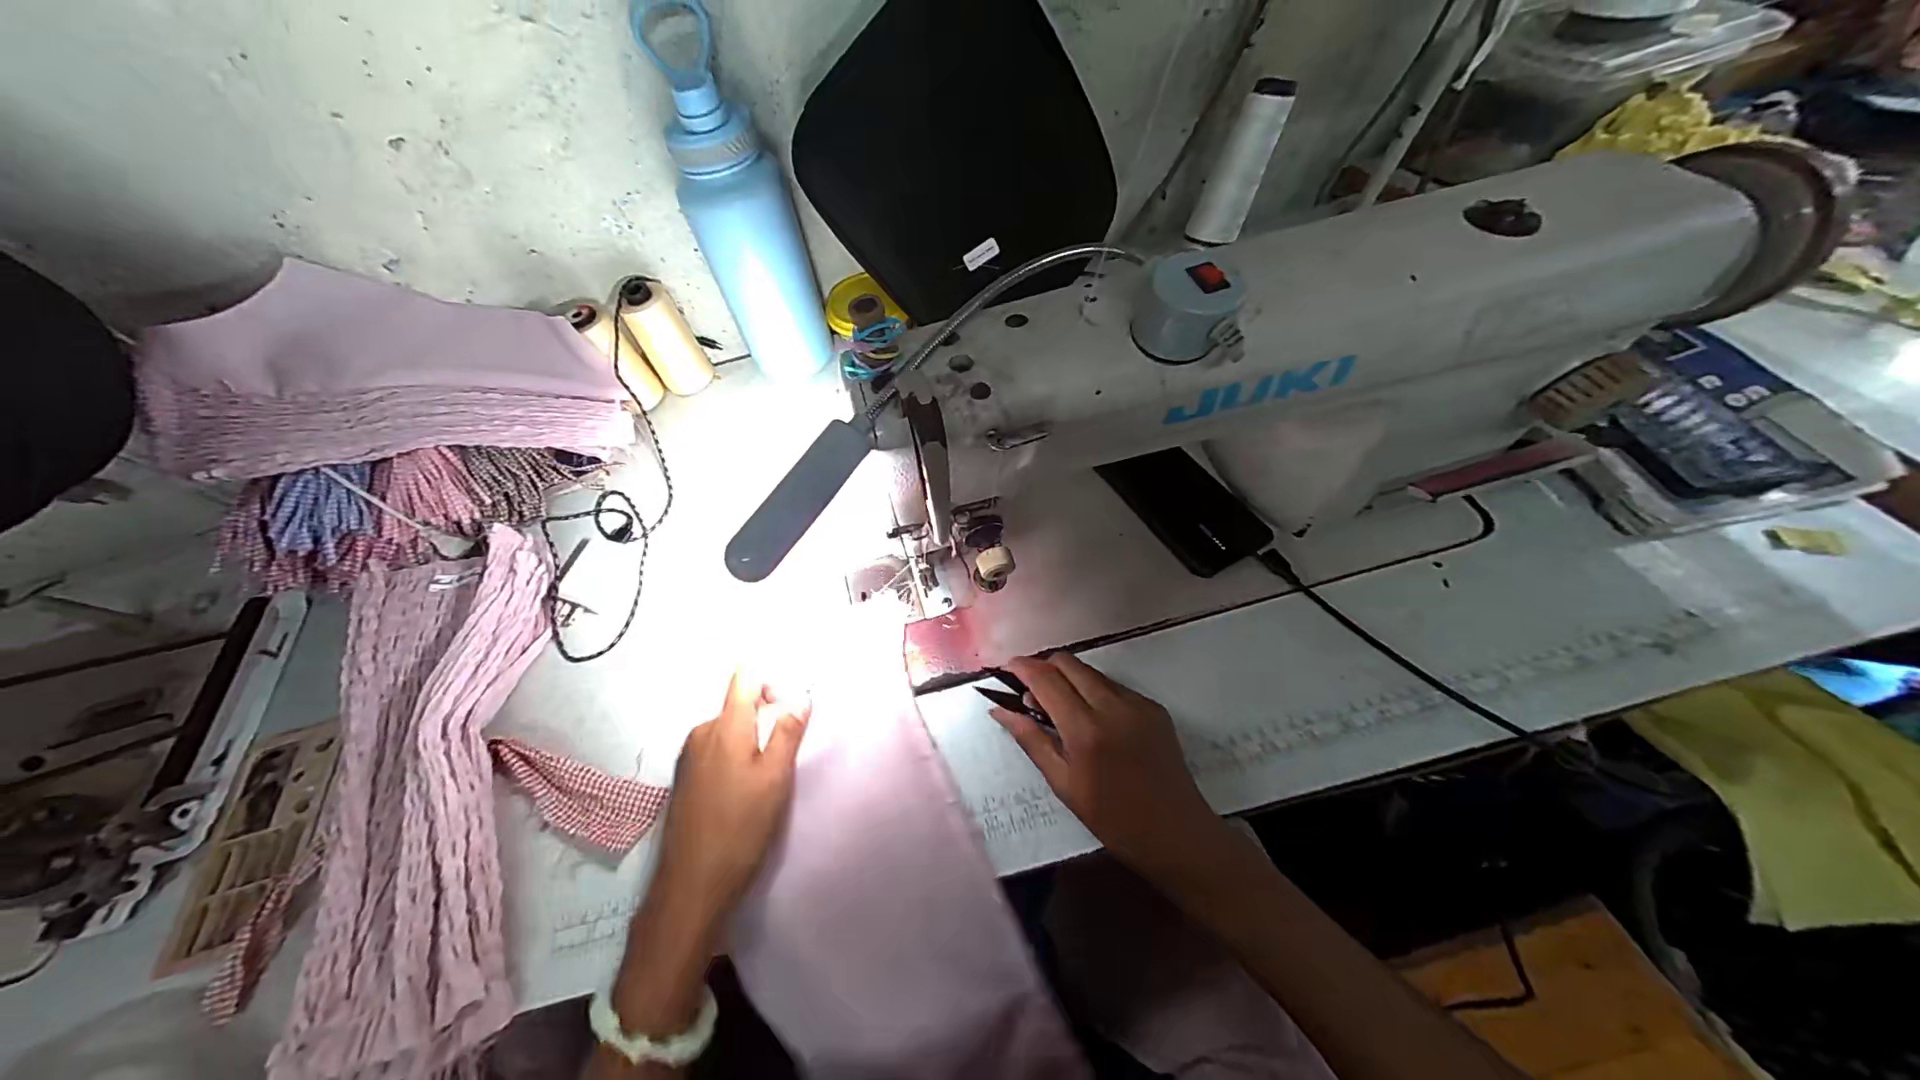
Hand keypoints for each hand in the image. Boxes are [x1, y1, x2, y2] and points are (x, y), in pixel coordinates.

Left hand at [651, 670, 810, 919]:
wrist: (692, 885)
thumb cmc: (741, 826)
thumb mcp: (775, 778)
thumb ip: (786, 733)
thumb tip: (798, 697)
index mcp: (725, 726)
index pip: (742, 681)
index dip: (766, 681)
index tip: (787, 697)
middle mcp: (701, 734)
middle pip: (737, 707)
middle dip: (763, 715)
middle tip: (786, 746)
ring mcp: (688, 758)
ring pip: (727, 731)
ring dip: (749, 740)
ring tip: (769, 772)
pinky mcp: (684, 780)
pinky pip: (715, 752)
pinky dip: (734, 758)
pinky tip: (744, 788)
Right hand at [991, 654, 1232, 884]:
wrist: (1177, 833)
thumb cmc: (1113, 819)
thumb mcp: (1063, 784)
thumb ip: (1031, 740)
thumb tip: (1000, 711)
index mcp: (1086, 730)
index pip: (1047, 679)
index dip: (1022, 667)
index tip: (1007, 669)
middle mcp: (1113, 706)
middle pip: (1068, 663)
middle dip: (1044, 668)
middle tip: (1030, 694)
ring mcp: (1138, 704)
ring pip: (1091, 672)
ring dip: (1068, 679)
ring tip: (1059, 710)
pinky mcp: (1154, 707)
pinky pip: (1114, 686)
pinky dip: (1093, 692)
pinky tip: (1091, 720)